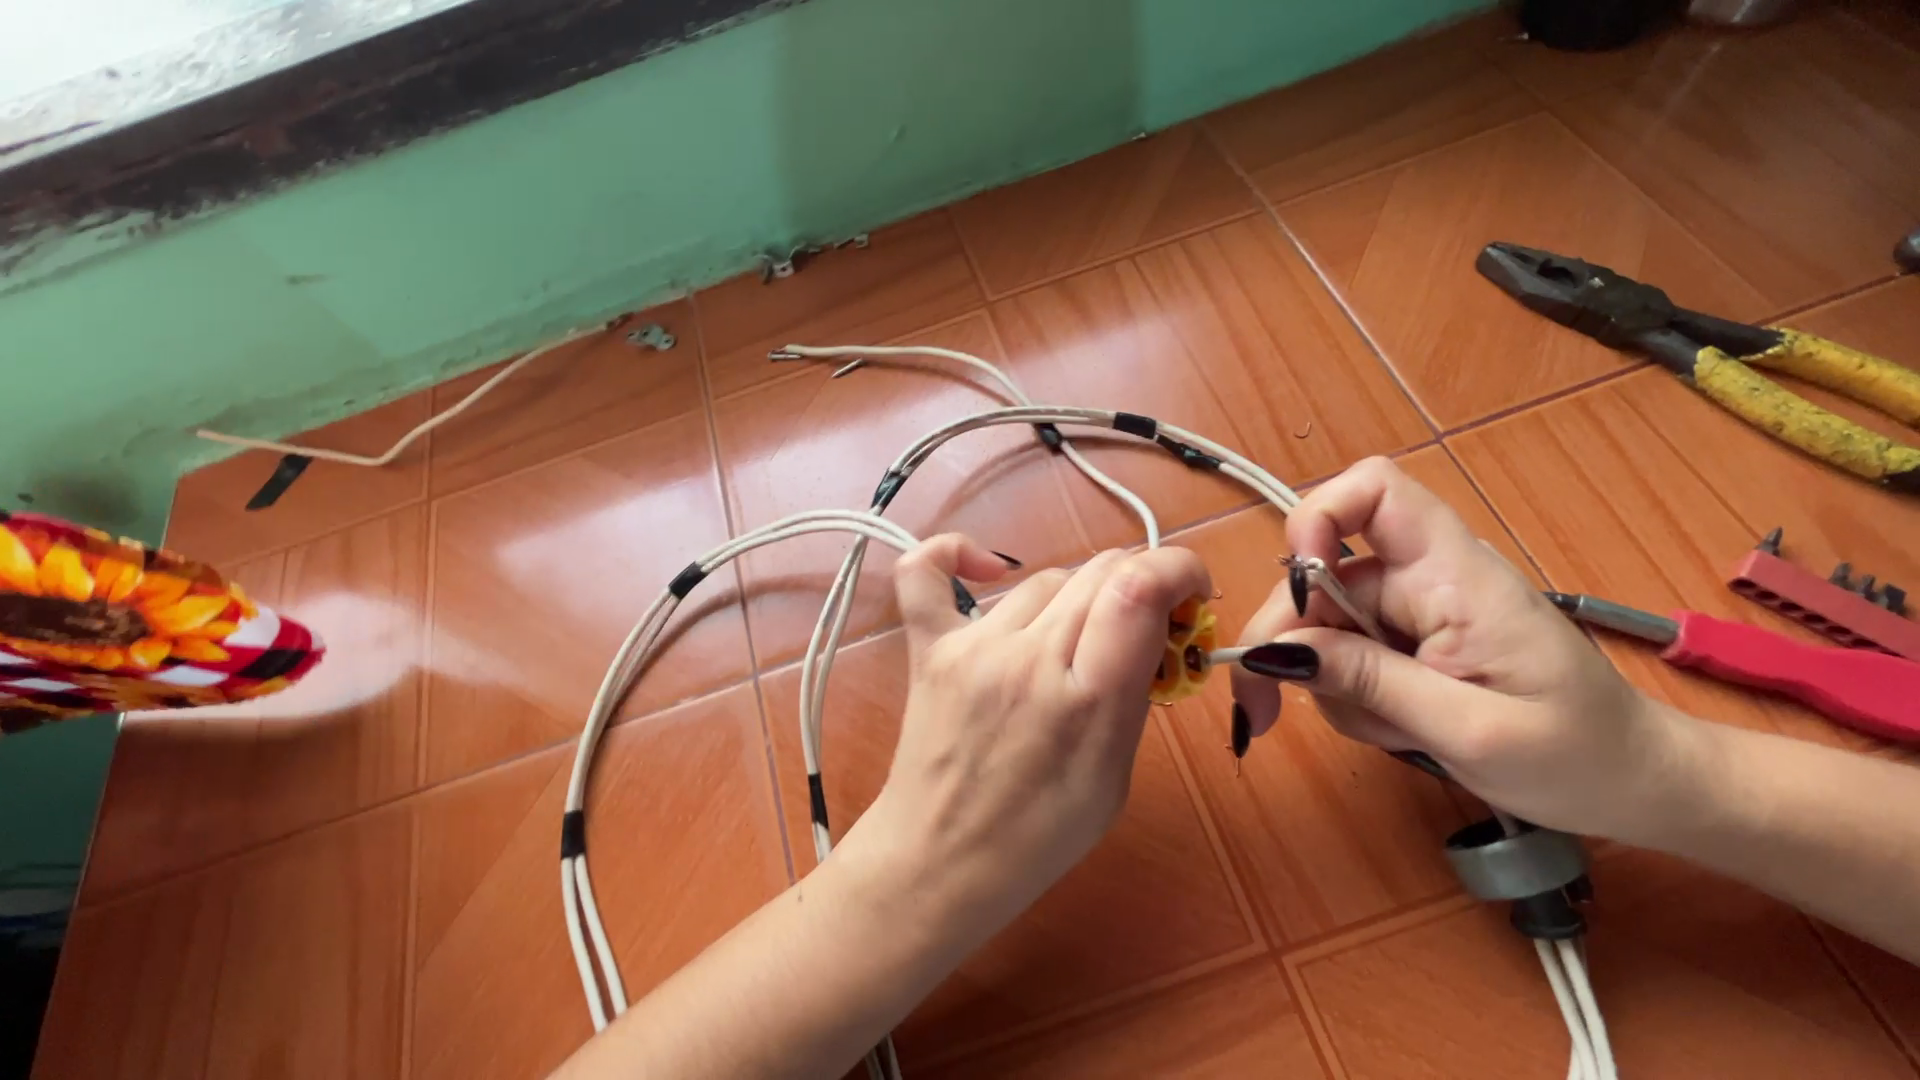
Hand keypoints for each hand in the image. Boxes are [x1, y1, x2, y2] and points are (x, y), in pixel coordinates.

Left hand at [846, 536, 1209, 932]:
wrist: (940, 863)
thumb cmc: (1039, 835)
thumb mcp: (1115, 777)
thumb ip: (1133, 695)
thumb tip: (1150, 630)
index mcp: (1087, 698)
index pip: (1139, 587)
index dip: (1178, 567)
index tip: (1192, 591)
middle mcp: (1027, 656)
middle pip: (1098, 572)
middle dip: (1140, 582)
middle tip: (1145, 623)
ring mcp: (972, 645)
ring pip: (1044, 578)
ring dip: (1078, 595)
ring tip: (1076, 636)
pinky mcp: (928, 646)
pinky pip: (925, 573)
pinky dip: (955, 553)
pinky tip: (986, 567)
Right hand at [1231, 457, 1692, 843]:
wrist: (1638, 785)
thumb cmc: (1578, 757)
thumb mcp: (1467, 730)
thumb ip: (1369, 682)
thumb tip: (1273, 651)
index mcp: (1456, 576)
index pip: (1374, 492)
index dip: (1318, 515)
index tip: (1294, 586)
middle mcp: (1426, 578)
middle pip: (1322, 574)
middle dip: (1288, 638)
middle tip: (1261, 709)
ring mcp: (1415, 610)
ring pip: (1323, 622)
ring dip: (1328, 680)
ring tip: (1386, 731)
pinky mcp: (1409, 640)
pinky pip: (1343, 652)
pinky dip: (1346, 693)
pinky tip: (1391, 727)